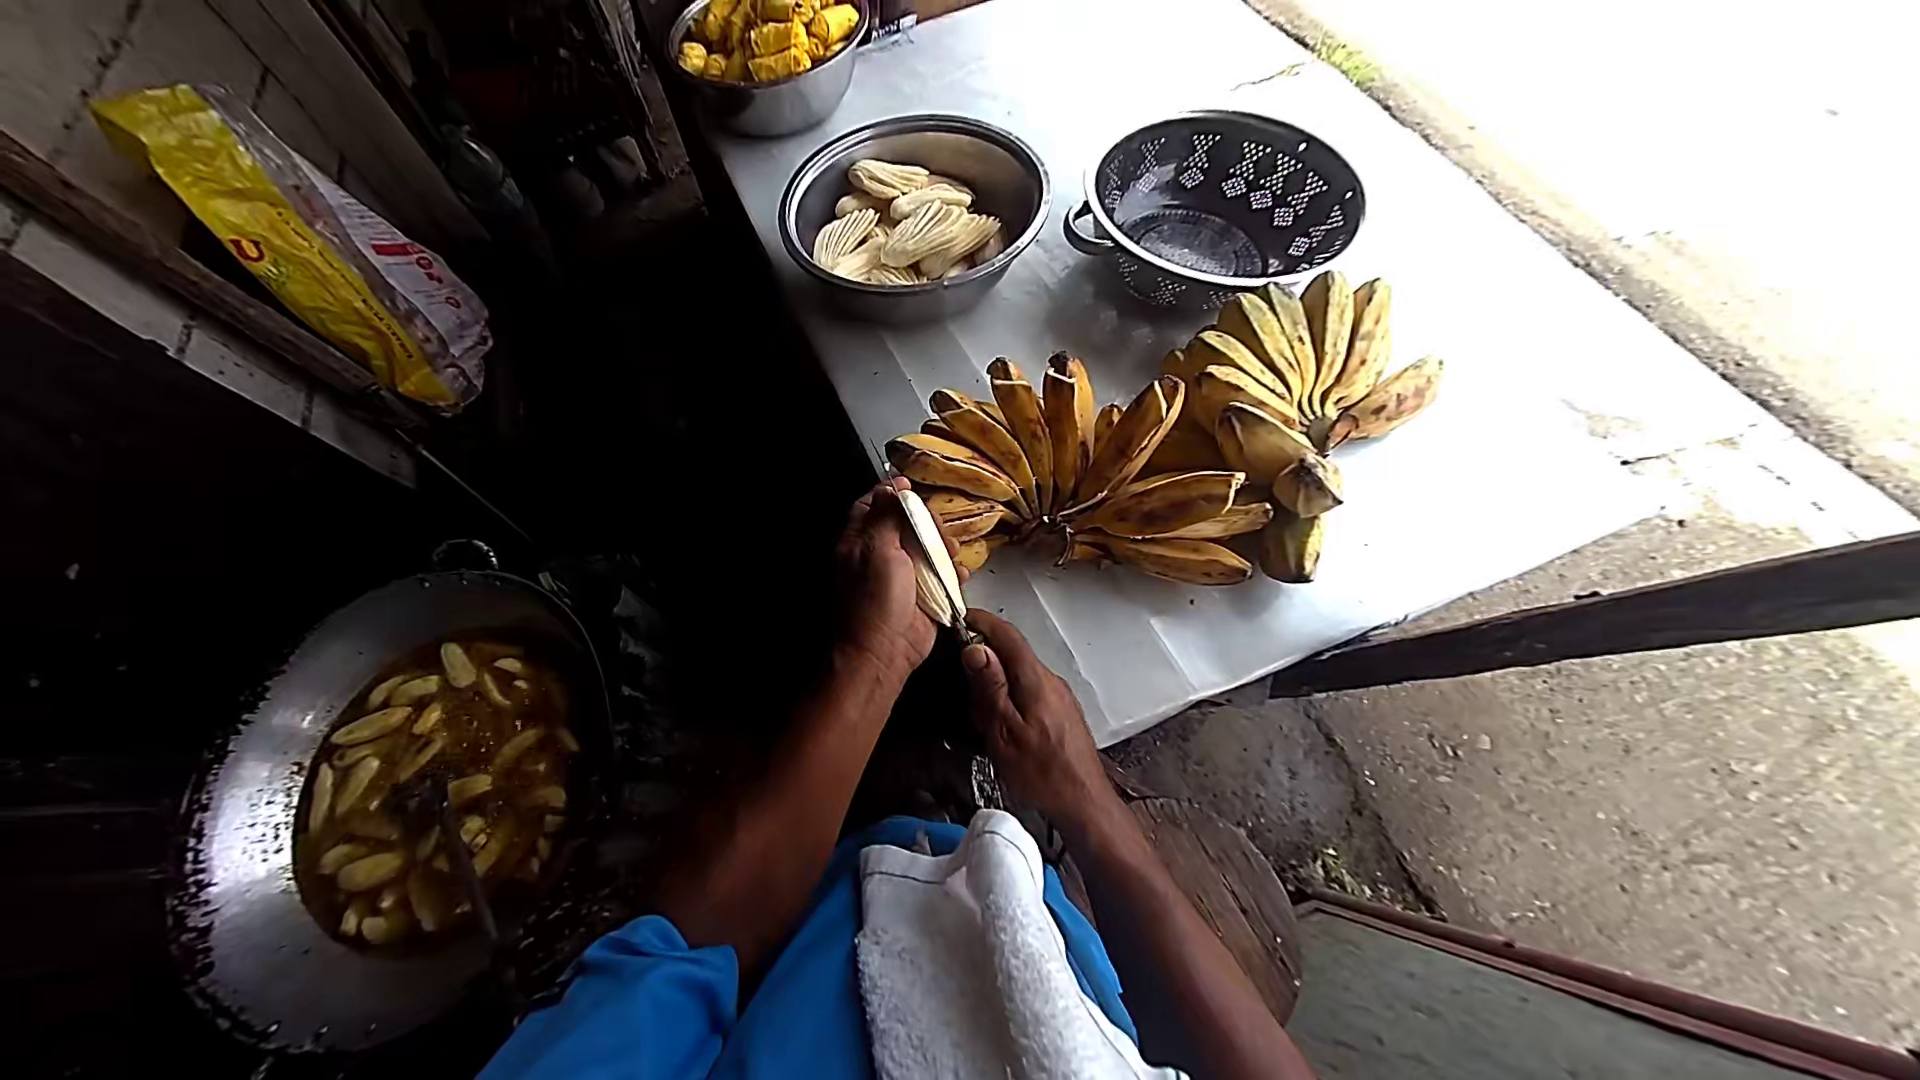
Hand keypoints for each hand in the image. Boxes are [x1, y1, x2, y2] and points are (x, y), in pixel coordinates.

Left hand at [834, 478, 960, 684]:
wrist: (886, 651)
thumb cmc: (875, 600)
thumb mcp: (877, 548)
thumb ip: (887, 514)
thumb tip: (893, 485)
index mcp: (860, 540)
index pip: (874, 504)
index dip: (893, 494)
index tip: (913, 490)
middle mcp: (880, 553)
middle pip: (908, 523)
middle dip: (927, 524)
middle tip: (936, 533)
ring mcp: (904, 574)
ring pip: (929, 546)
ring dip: (944, 547)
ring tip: (950, 554)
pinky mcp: (924, 593)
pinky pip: (943, 574)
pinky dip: (953, 573)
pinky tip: (958, 574)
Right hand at [961, 610, 1115, 829]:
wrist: (1083, 803)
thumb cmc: (1042, 774)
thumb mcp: (1004, 731)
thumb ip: (990, 688)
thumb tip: (976, 649)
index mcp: (1035, 680)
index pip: (1008, 635)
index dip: (983, 622)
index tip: (963, 617)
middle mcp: (1051, 681)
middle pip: (1013, 654)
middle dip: (986, 661)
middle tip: (965, 687)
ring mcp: (1059, 696)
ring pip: (1021, 675)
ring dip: (997, 684)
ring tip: (984, 718)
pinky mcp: (1061, 712)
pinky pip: (1031, 691)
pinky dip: (1011, 698)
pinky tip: (1004, 726)